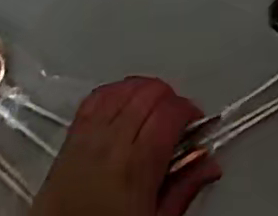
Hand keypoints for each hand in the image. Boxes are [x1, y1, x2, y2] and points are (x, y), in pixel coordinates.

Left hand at [29, 77, 218, 215]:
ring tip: (151, 111)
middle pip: (151, 92)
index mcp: (137, 166)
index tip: (194, 126)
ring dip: (144, 92)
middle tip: (175, 122)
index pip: (172, 110)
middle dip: (170, 99)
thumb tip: (210, 164)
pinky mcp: (67, 143)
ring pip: (124, 88)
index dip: (190, 111)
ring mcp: (87, 140)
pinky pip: (94, 99)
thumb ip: (184, 189)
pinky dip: (114, 93)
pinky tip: (123, 107)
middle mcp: (111, 145)